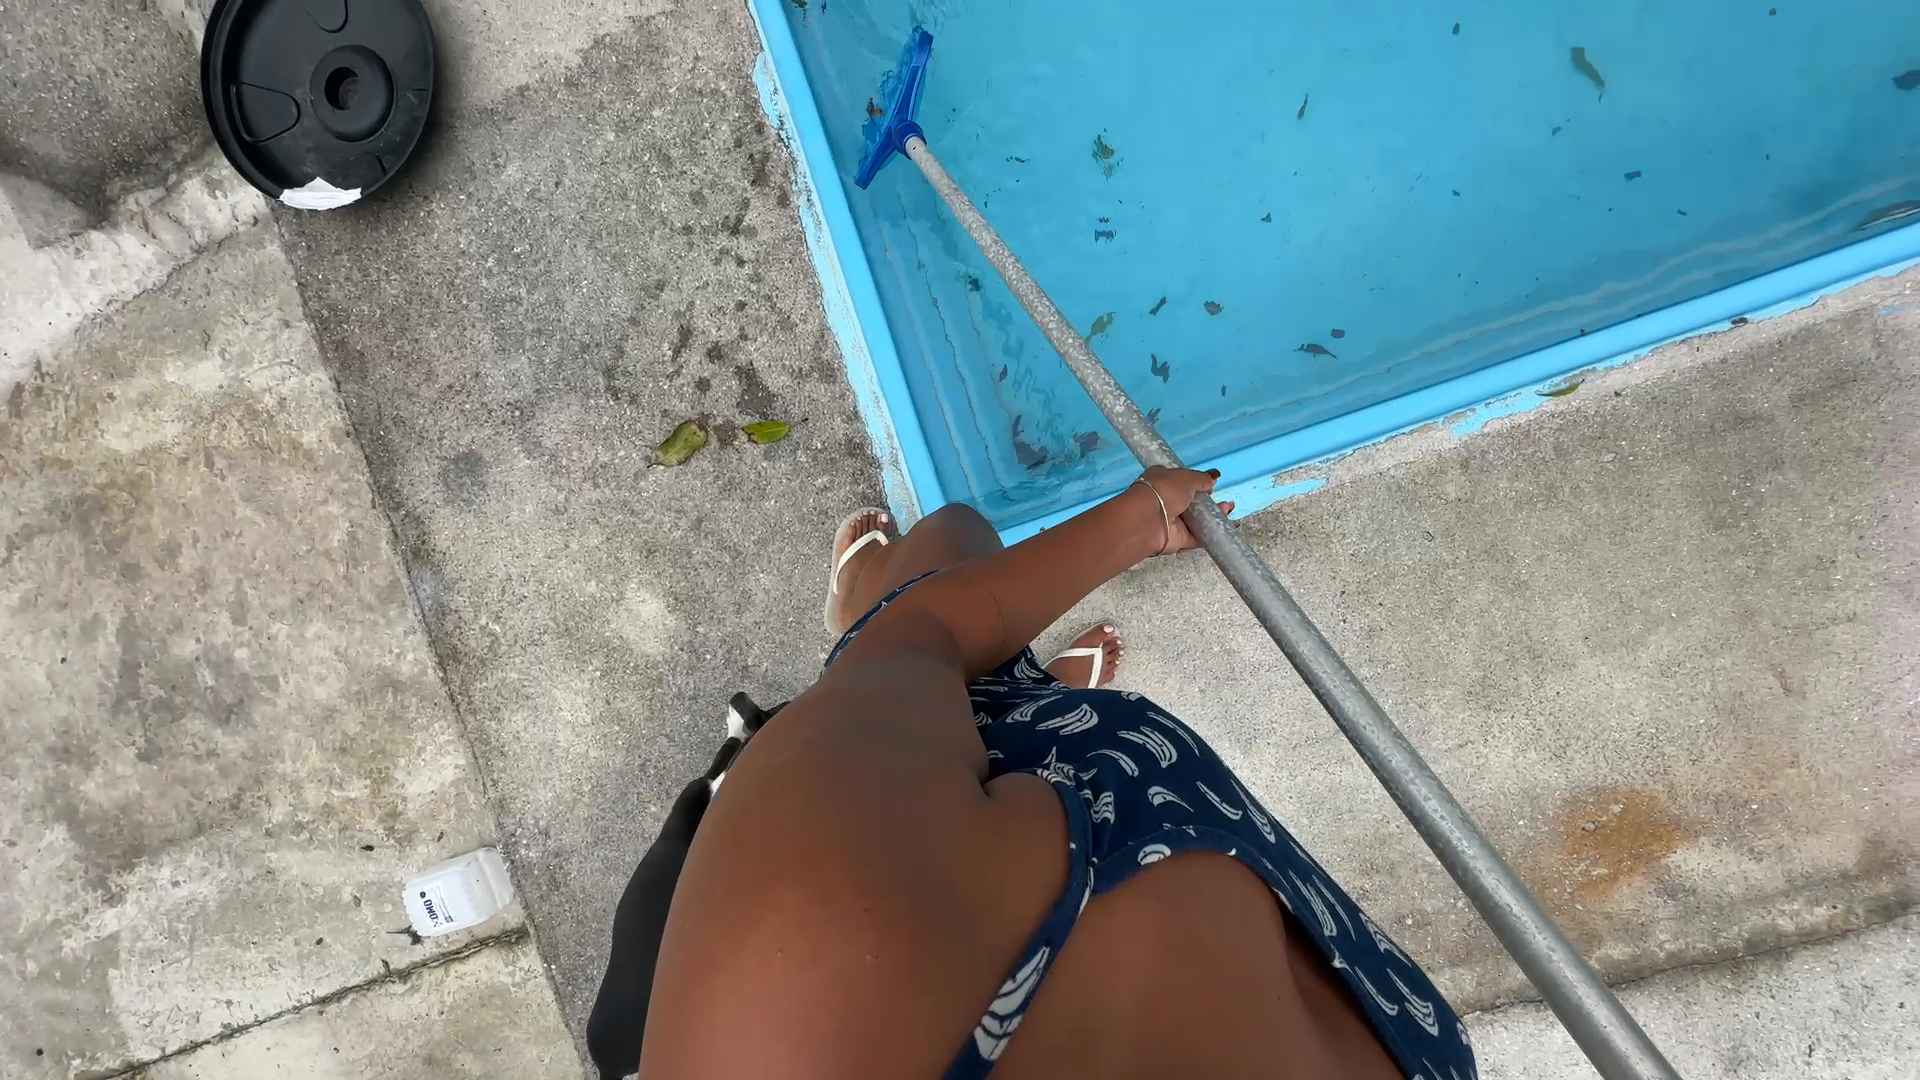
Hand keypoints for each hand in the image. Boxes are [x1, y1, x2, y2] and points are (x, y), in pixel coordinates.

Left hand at [1131, 466, 1234, 554]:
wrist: (1147, 520)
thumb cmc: (1164, 490)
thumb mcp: (1187, 477)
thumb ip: (1202, 479)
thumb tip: (1213, 477)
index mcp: (1161, 481)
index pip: (1181, 482)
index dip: (1197, 483)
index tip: (1211, 484)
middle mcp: (1165, 501)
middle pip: (1191, 503)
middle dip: (1208, 502)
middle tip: (1224, 502)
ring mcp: (1170, 521)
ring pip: (1196, 521)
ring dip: (1213, 516)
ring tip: (1228, 510)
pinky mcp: (1176, 539)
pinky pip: (1196, 537)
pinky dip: (1210, 533)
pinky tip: (1225, 527)